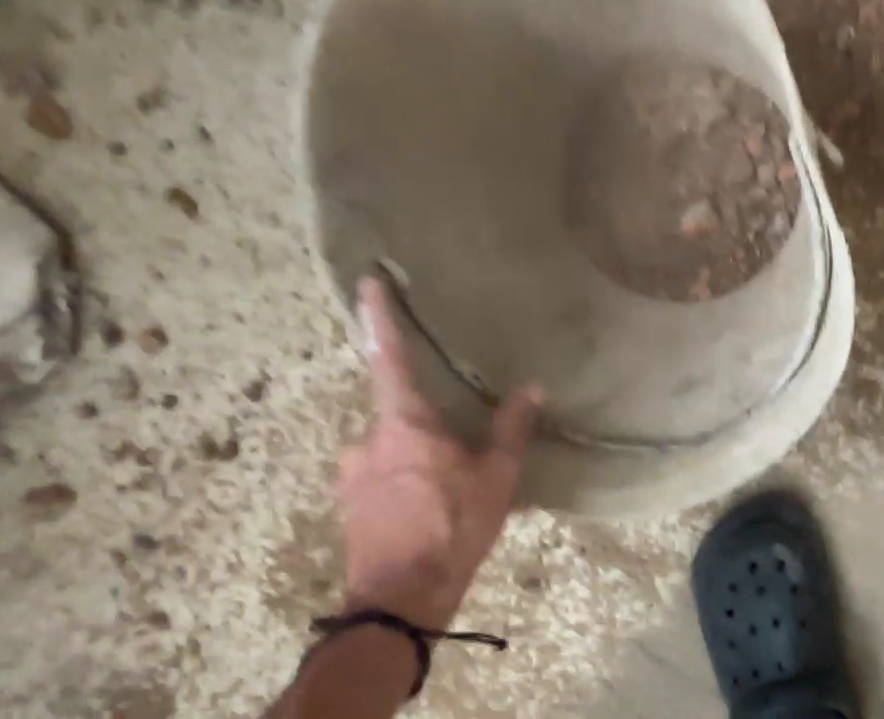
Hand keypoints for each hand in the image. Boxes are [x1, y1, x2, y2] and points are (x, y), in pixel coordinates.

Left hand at [337, 276, 540, 628]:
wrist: (397, 602)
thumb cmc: (452, 526)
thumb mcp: (498, 477)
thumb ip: (513, 428)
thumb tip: (533, 387)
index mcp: (405, 424)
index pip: (389, 358)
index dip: (379, 317)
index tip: (368, 279)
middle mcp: (368, 441)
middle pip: (399, 411)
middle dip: (430, 421)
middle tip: (461, 445)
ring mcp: (353, 474)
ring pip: (393, 446)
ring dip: (421, 454)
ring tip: (453, 484)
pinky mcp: (350, 503)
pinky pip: (384, 474)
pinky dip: (410, 480)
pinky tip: (434, 506)